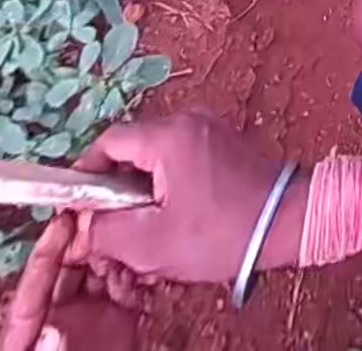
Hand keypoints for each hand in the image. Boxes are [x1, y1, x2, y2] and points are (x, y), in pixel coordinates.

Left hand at [0, 214, 142, 350]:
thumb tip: (50, 327)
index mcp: (28, 337)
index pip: (34, 287)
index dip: (49, 251)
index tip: (66, 218)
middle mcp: (60, 322)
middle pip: (73, 271)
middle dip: (92, 240)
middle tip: (114, 211)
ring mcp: (93, 323)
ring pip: (105, 272)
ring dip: (121, 251)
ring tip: (138, 228)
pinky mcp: (121, 325)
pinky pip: (131, 289)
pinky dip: (142, 271)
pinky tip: (154, 256)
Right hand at [75, 112, 298, 282]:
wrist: (285, 221)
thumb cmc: (219, 232)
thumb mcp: (151, 242)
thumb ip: (105, 230)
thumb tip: (81, 225)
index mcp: (170, 135)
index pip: (110, 141)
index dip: (86, 174)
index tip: (77, 209)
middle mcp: (190, 120)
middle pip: (133, 148)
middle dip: (115, 190)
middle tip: (108, 230)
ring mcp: (210, 128)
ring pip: (156, 157)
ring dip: (142, 192)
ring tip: (141, 232)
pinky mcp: (223, 141)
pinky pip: (180, 157)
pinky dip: (167, 185)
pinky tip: (170, 220)